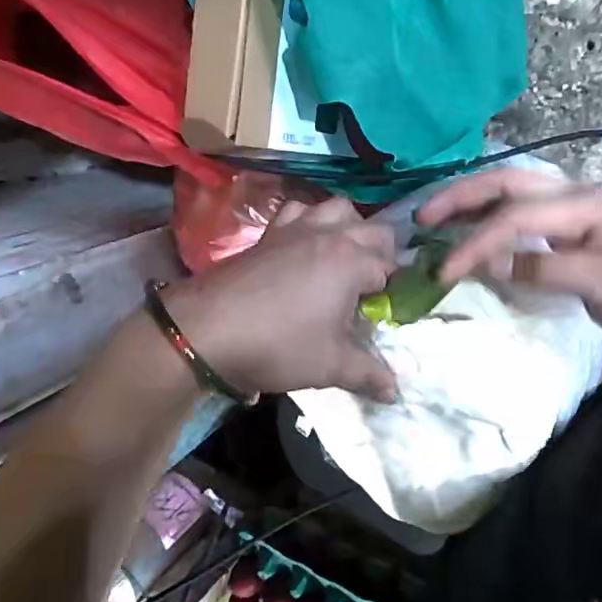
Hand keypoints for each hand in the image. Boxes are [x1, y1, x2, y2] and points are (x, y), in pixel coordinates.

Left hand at [162, 197, 399, 400]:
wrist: (206, 331)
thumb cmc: (278, 346)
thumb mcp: (329, 366)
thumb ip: (368, 374)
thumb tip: (395, 391)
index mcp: (351, 261)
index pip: (390, 267)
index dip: (392, 291)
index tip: (384, 312)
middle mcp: (329, 234)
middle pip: (374, 230)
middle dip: (381, 254)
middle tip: (370, 289)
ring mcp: (296, 228)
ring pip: (336, 209)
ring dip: (349, 227)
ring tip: (343, 258)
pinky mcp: (268, 233)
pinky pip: (298, 210)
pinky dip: (309, 220)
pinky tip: (305, 245)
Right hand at [418, 168, 601, 346]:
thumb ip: (545, 267)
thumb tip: (491, 262)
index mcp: (584, 205)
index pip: (512, 218)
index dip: (472, 245)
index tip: (441, 274)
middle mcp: (578, 197)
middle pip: (508, 183)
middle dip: (461, 197)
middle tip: (422, 218)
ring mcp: (581, 212)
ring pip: (516, 195)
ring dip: (475, 204)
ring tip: (439, 220)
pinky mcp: (583, 230)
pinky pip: (528, 216)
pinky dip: (495, 221)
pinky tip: (481, 234)